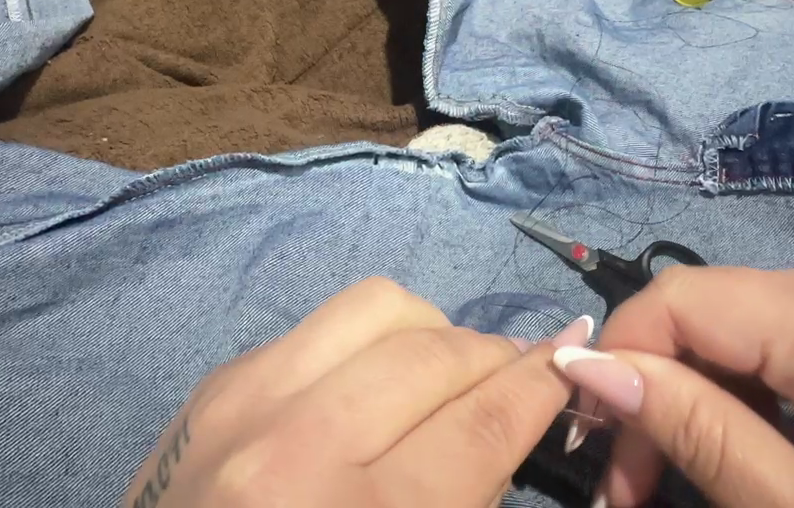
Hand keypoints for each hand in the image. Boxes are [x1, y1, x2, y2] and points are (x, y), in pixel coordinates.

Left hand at [120, 277, 589, 507]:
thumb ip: (465, 498)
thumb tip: (512, 414)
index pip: (476, 429)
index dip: (537, 387)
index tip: (573, 355)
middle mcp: (294, 447)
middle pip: (435, 356)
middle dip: (496, 358)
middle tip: (517, 377)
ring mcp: (247, 398)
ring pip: (380, 306)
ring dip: (434, 330)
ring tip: (446, 369)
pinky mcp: (220, 379)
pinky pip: (324, 320)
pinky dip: (371, 338)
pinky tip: (374, 377)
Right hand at [552, 257, 793, 507]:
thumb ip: (704, 436)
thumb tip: (585, 364)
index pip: (680, 300)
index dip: (620, 365)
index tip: (602, 461)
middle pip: (711, 308)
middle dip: (663, 389)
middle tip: (641, 487)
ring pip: (744, 318)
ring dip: (705, 390)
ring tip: (705, 472)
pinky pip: (790, 328)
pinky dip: (755, 382)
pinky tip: (768, 447)